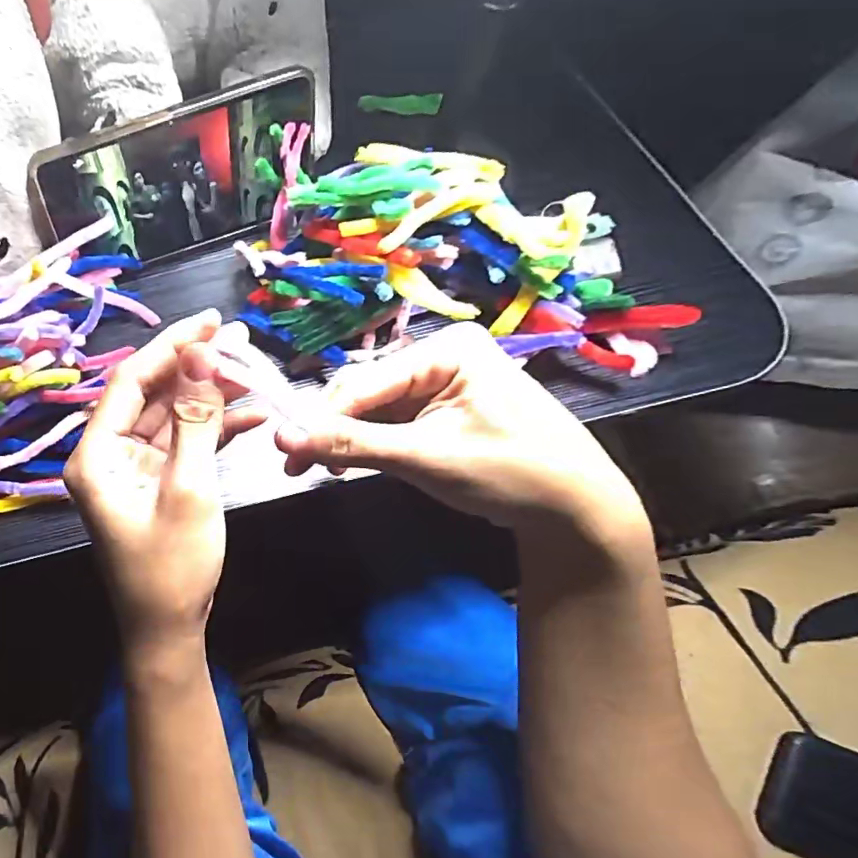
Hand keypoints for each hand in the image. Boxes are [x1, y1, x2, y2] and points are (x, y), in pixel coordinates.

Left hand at [66, 310, 265, 651]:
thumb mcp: (189, 488)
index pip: (132, 381)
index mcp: (97, 455)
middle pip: (149, 394)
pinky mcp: (152, 483)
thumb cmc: (173, 567)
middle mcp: (106, 455)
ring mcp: (130, 470)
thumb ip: (194, 420)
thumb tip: (202, 356)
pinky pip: (179, 444)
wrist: (167, 629)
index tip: (212, 321)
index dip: (172, 346)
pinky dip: (209, 429)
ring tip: (249, 370)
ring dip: (206, 396)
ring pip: (168, 416)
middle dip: (193, 367)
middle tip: (237, 339)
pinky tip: (246, 414)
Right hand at [272, 323, 644, 540]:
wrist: (575, 509)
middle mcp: (441, 356)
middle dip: (332, 431)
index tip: (283, 452)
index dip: (320, 419)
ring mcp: (442, 382)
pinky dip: (370, 445)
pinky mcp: (441, 408)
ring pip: (373, 409)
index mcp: (447, 349)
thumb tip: (283, 436)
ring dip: (347, 440)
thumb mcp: (425, 458)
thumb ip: (352, 445)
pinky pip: (391, 422)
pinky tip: (351, 463)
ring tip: (322, 470)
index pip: (364, 382)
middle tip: (299, 467)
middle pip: (365, 392)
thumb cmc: (510, 474)